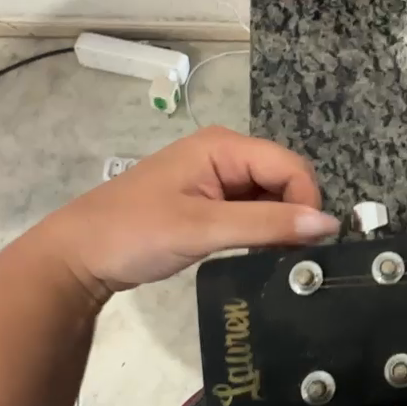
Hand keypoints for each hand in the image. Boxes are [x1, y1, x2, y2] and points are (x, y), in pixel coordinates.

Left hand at [28, 126, 339, 296]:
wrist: (77, 257)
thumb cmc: (136, 234)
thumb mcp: (204, 228)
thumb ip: (267, 224)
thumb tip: (329, 224)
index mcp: (224, 146)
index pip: (290, 167)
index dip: (306, 202)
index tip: (309, 246)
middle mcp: (226, 154)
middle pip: (284, 179)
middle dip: (295, 214)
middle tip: (294, 257)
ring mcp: (217, 178)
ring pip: (271, 197)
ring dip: (279, 225)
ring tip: (278, 259)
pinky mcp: (211, 203)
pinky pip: (253, 211)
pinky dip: (262, 231)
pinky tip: (259, 254)